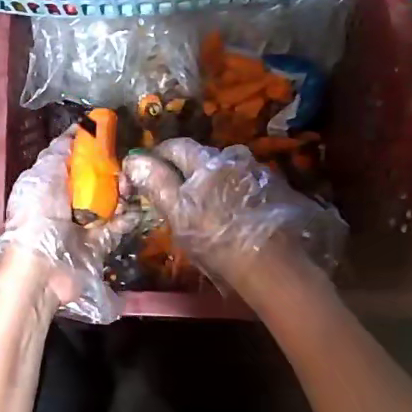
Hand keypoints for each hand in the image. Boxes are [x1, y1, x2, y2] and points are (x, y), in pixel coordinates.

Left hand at [0, 131, 138, 322]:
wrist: (43, 268)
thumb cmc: (38, 216)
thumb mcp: (43, 175)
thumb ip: (59, 153)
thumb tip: (76, 131)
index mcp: (48, 183)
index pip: (71, 158)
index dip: (88, 145)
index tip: (108, 130)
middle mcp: (66, 201)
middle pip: (95, 177)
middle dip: (111, 167)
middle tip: (123, 161)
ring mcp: (84, 222)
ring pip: (110, 198)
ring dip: (122, 190)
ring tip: (128, 184)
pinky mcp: (100, 242)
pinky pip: (119, 224)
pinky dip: (128, 215)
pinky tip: (133, 206)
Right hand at [122, 137, 343, 289]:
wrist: (278, 265)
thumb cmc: (217, 240)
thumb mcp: (178, 215)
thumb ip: (156, 183)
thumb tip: (133, 160)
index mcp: (205, 161)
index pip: (174, 146)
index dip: (157, 157)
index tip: (147, 173)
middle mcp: (233, 158)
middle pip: (202, 156)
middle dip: (186, 170)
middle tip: (177, 195)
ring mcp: (259, 173)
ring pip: (226, 171)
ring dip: (214, 182)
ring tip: (210, 207)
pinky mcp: (279, 191)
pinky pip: (247, 185)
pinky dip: (237, 194)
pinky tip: (237, 215)